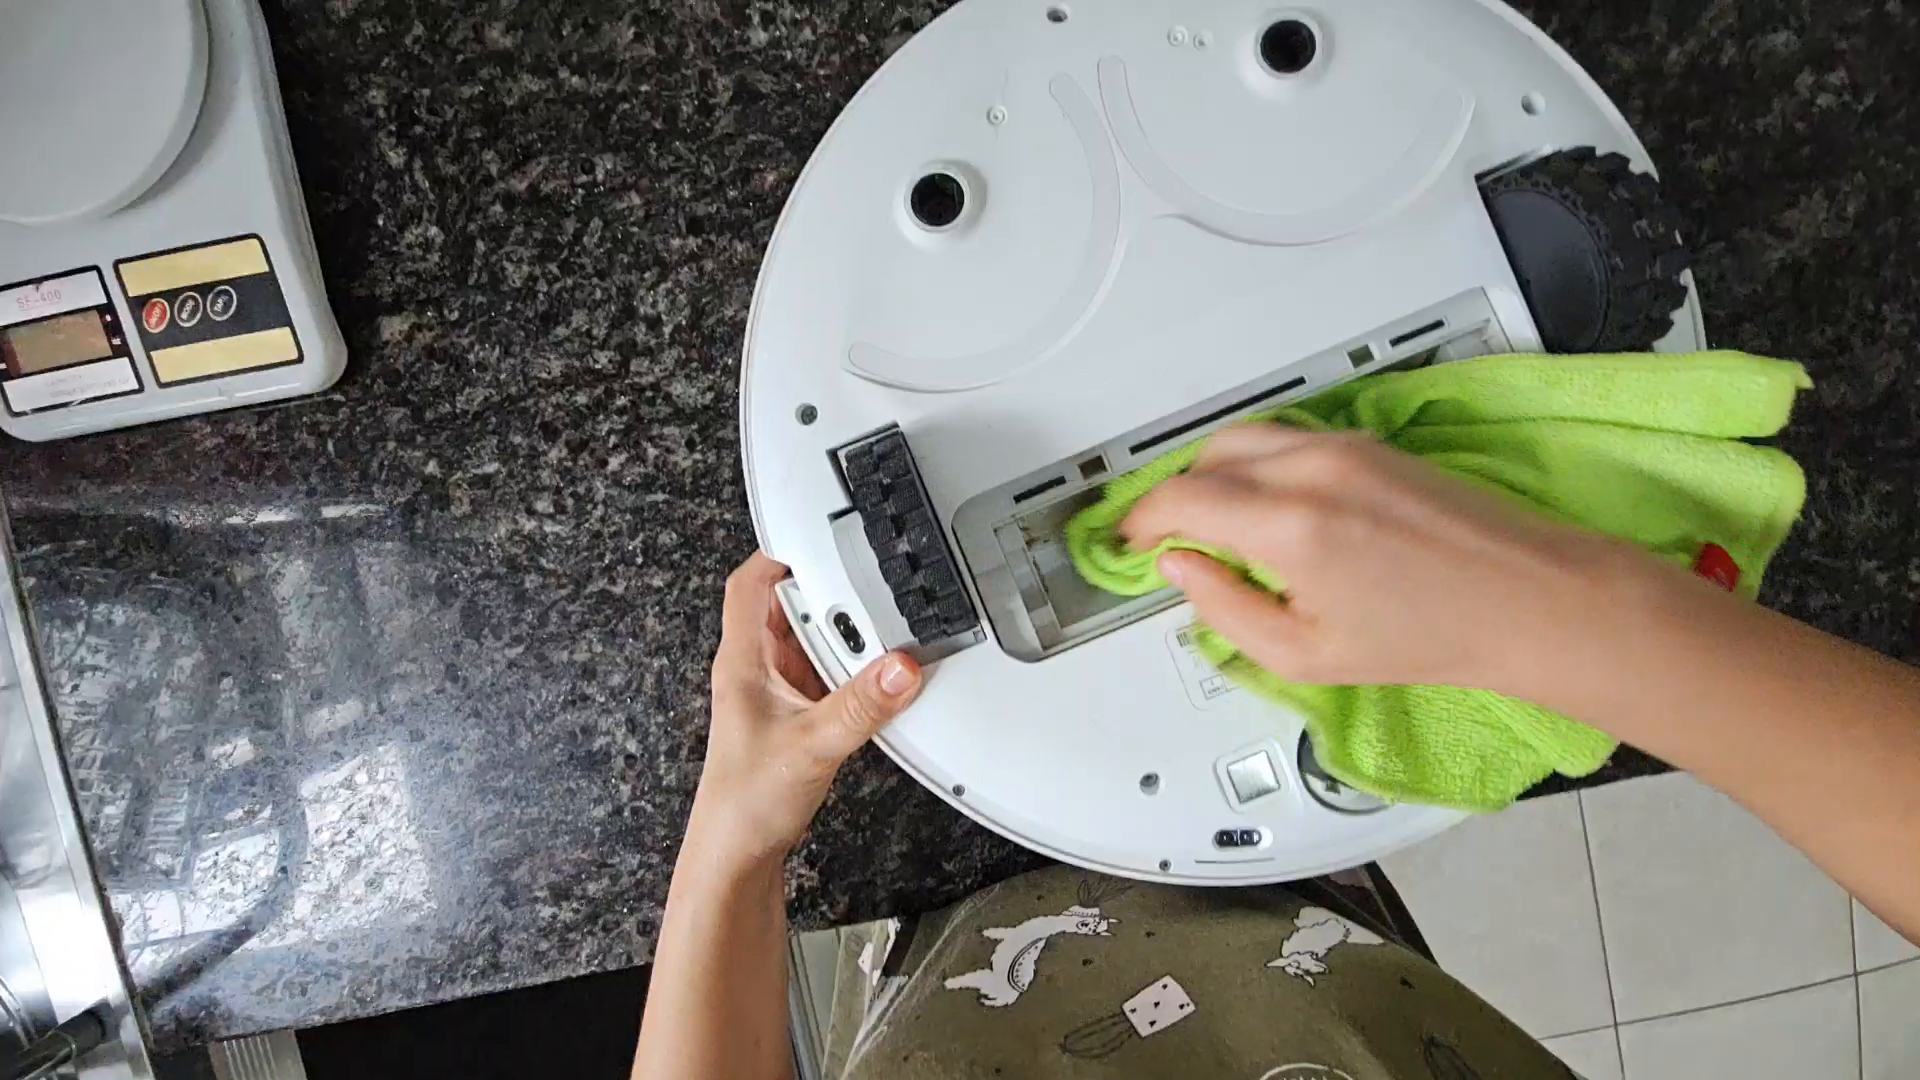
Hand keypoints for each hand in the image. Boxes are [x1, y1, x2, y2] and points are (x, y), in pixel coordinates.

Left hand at [686, 553, 923, 868]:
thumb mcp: (811, 746)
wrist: (738, 854)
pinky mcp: (800, 709)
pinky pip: (829, 668)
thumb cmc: (744, 802)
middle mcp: (759, 667)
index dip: (780, 551)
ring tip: (881, 628)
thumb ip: (861, 706)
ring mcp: (780, 688)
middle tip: (870, 586)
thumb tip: (902, 666)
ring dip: (846, 630)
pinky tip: (877, 672)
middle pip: (792, 602)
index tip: (822, 533)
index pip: (750, 583)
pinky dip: (853, 663)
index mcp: (743, 660)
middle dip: (831, 590)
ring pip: (813, 636)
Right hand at [1122, 427, 1646, 695]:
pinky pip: (1279, 438)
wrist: (1534, 599)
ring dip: (1208, 476)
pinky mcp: (1364, 442)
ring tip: (1211, 522)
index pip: (1179, 499)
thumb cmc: (1424, 639)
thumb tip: (1179, 566)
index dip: (1141, 520)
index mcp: (1288, 525)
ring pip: (1238, 440)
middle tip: (1168, 537)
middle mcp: (1309, 469)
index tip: (1131, 541)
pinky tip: (1261, 504)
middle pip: (1202, 459)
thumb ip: (1221, 607)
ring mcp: (1340, 446)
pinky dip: (1248, 464)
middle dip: (1172, 497)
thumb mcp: (1300, 654)